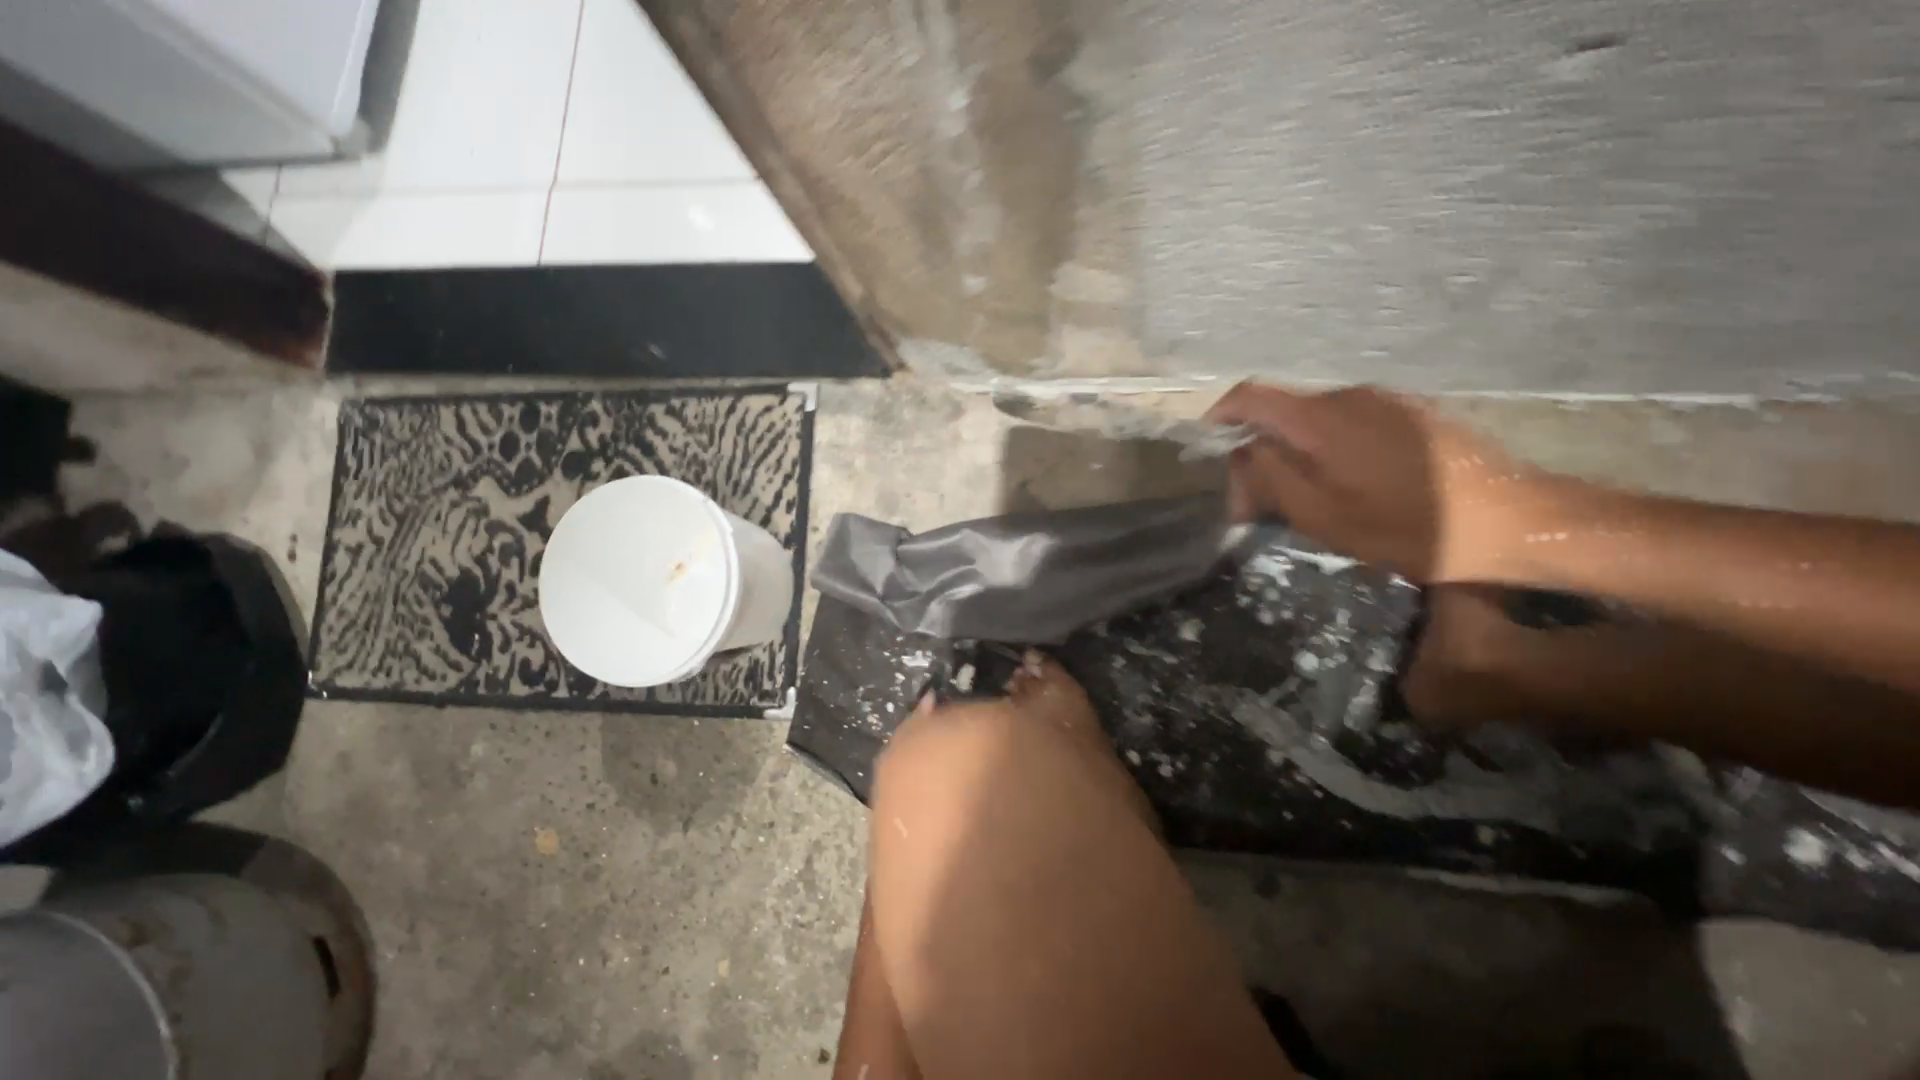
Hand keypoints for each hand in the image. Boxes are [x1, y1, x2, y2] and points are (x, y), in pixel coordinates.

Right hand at [1204, 382, 1546, 581]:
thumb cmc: (1412, 527)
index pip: (1250, 395)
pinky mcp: (1417, 414)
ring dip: (1299, 455)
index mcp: (1322, 418)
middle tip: (1259, 504)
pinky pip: (1354, 425)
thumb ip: (1271, 479)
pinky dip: (1334, 451)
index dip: (1220, 418)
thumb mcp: (1325, 517)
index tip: (1208, 453)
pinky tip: (1353, 489)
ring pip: (1319, 421)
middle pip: (1284, 411)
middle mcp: (1351, 396)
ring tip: (1306, 501)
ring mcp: (1389, 401)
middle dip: (1260, 452)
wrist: (1516, 519)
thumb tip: (1242, 456)